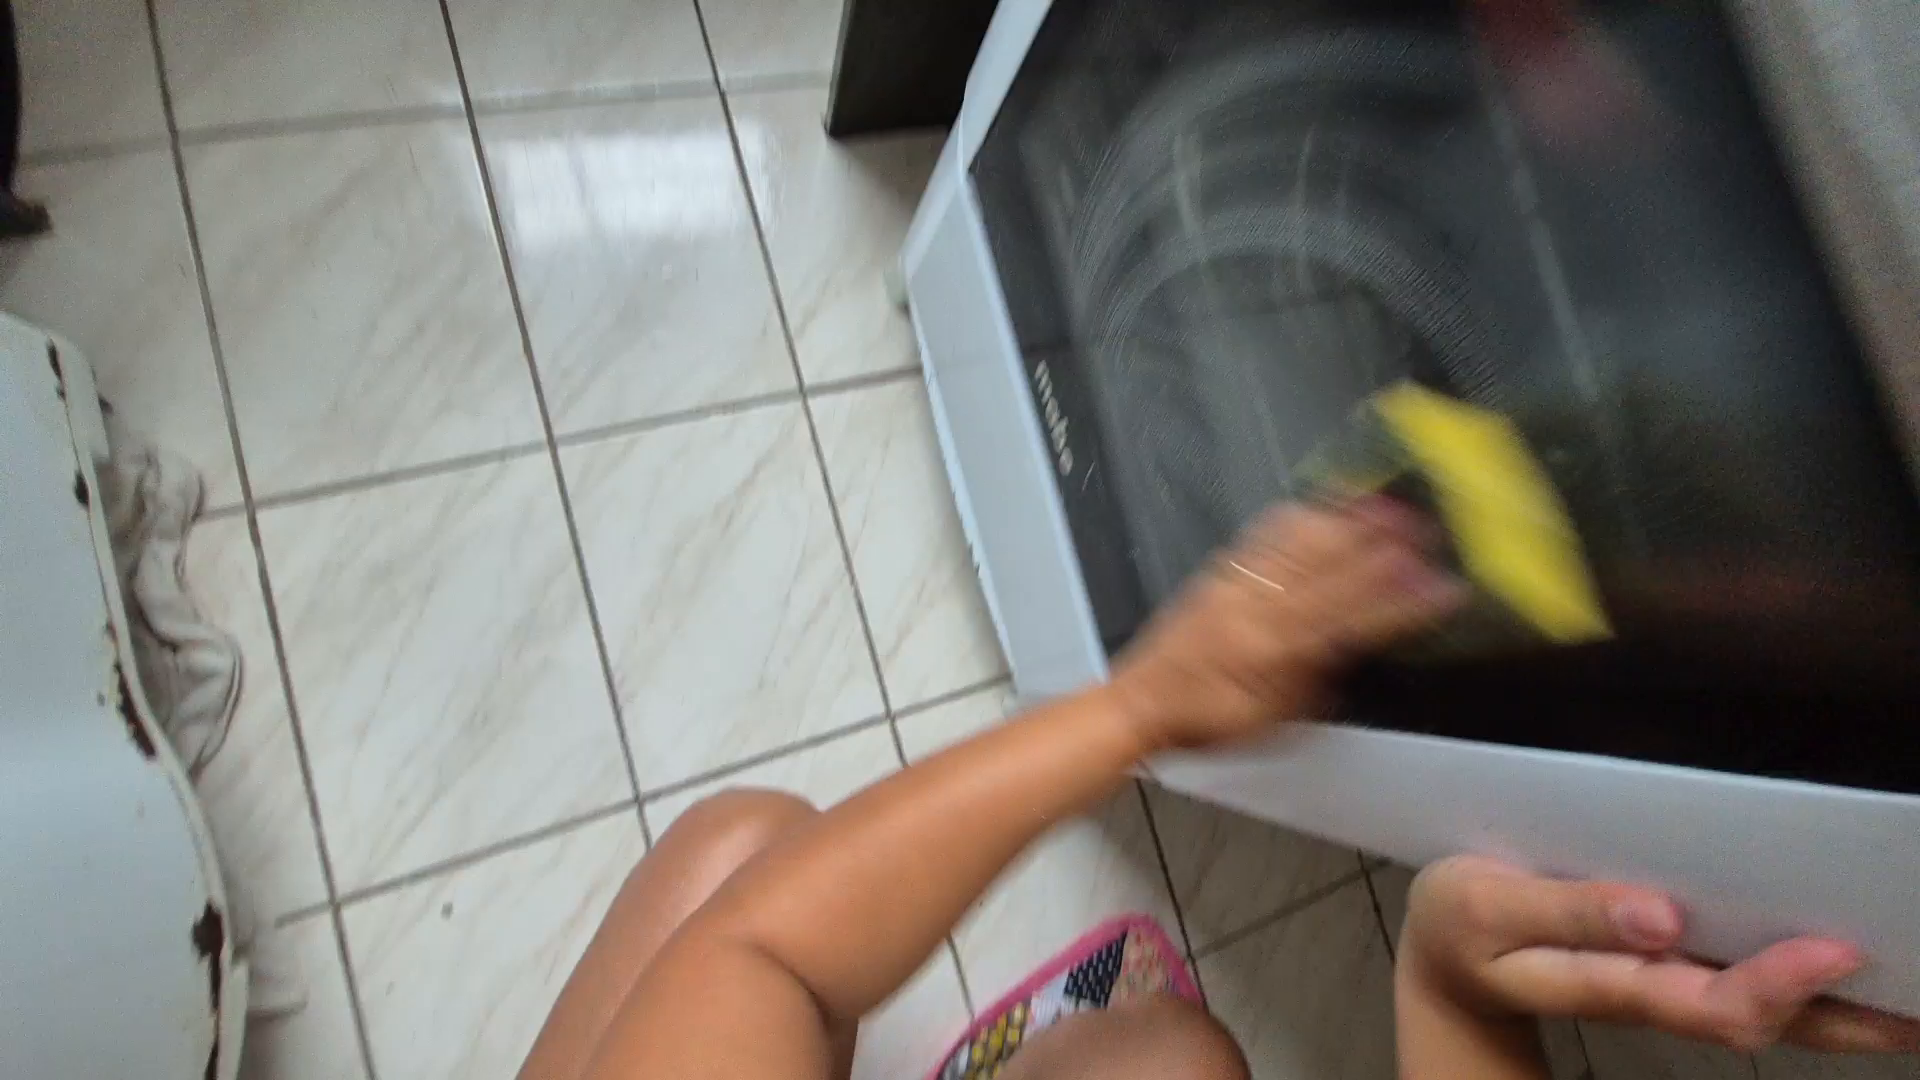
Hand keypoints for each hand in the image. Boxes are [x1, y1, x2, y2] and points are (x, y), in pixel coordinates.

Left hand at [1107, 497, 1464, 751]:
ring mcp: (1232, 590)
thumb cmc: (1204, 720)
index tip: (1441, 586)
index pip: (1355, 620)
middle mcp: (1256, 615)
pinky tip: (1309, 507)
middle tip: (1420, 528)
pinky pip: (1255, 542)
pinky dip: (1288, 521)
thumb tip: (1348, 648)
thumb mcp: (1275, 718)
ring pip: (1295, 547)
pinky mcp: (1213, 577)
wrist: (1140, 702)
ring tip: (1377, 503)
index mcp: (1277, 655)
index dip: (1403, 602)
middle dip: (1380, 548)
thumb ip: (1316, 679)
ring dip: (1340, 523)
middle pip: (1330, 572)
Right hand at [1398, 855, 1919, 1053]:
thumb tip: (1664, 916)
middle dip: (1845, 1015)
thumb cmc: (1458, 920)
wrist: (1445, 957)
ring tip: (1912, 988)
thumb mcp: (1487, 907)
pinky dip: (1798, 981)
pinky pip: (1730, 977)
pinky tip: (1832, 964)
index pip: (1704, 1001)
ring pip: (1757, 1009)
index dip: (1773, 985)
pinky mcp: (1649, 963)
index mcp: (1600, 982)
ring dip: (1842, 1009)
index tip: (1837, 950)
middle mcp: (1644, 992)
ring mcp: (1651, 981)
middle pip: (1754, 1020)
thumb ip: (1566, 912)